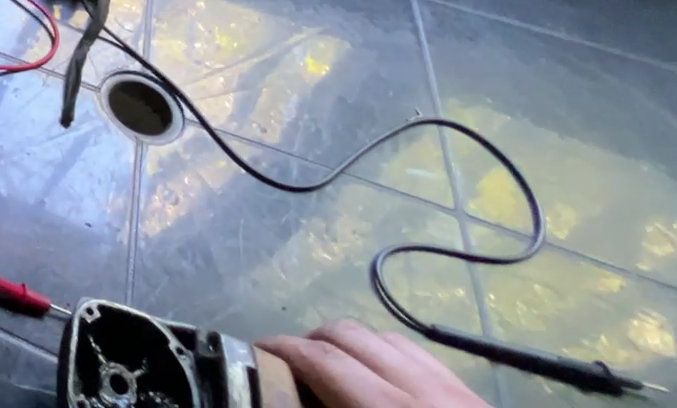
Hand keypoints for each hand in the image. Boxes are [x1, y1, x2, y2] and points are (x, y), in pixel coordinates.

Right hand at [258, 320, 489, 407]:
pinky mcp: (480, 403)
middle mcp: (425, 393)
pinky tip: (383, 386)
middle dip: (308, 342)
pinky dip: (388, 358)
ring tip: (335, 374)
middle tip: (291, 370)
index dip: (278, 349)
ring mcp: (459, 395)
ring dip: (348, 347)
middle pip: (346, 334)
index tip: (255, 356)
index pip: (320, 358)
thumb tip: (283, 405)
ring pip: (383, 337)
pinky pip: (420, 357)